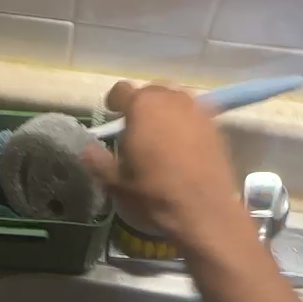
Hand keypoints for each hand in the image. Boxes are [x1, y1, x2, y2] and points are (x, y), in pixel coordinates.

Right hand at [82, 81, 250, 255]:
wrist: (203, 211)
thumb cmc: (154, 195)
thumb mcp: (118, 184)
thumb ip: (99, 162)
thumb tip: (86, 150)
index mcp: (142, 107)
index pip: (121, 90)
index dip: (114, 102)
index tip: (112, 116)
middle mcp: (171, 98)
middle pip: (151, 91)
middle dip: (142, 106)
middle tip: (136, 129)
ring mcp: (197, 109)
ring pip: (175, 99)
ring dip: (165, 111)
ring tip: (161, 135)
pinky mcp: (216, 124)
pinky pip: (194, 114)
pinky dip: (185, 123)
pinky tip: (183, 145)